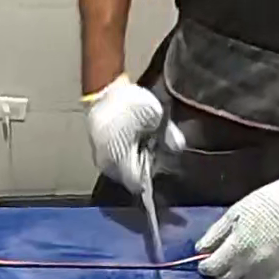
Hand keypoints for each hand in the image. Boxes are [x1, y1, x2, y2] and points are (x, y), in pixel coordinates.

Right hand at [85, 75, 173, 195]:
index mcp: (121, 162)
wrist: (103, 93)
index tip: (160, 166)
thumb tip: (179, 149)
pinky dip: (126, 157)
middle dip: (144, 168)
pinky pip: (115, 164)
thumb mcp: (154, 116)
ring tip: (144, 143)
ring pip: (122, 172)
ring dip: (134, 162)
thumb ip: (168, 136)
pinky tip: (133, 141)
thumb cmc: (129, 105)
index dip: (150, 178)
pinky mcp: (99, 154)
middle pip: (130, 179)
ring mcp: (101, 162)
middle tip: (154, 148)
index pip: (138, 184)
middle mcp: (109, 167)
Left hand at [196, 173, 278, 278]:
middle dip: (220, 271)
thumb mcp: (233, 215)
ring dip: (237, 276)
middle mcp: (248, 264)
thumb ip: (214, 235)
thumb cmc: (263, 205)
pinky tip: (254, 271)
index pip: (211, 269)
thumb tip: (200, 251)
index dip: (205, 266)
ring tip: (239, 264)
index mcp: (235, 249)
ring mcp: (265, 269)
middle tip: (222, 261)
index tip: (206, 261)